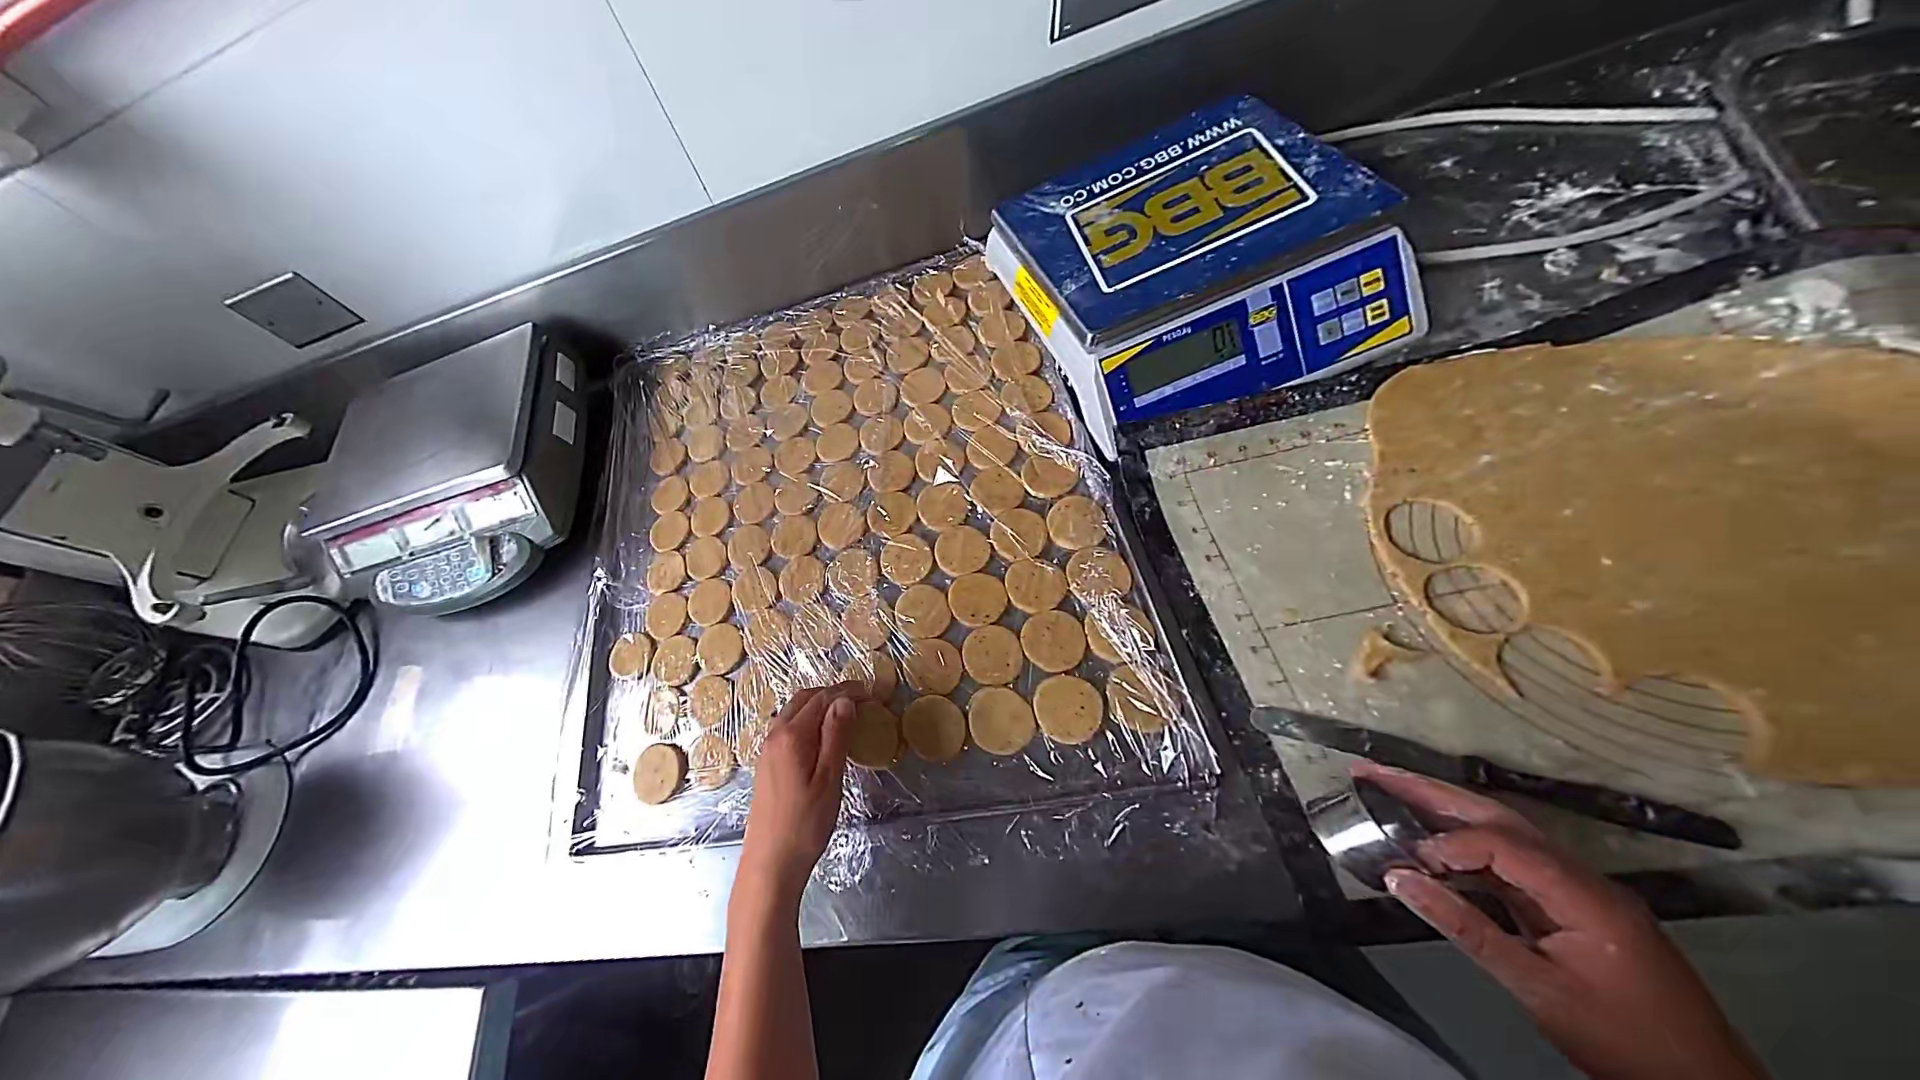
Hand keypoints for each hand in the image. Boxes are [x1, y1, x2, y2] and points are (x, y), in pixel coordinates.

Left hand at [736, 682, 862, 908]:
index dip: (847, 691)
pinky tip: (824, 736)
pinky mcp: (767, 763)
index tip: (871, 693)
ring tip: (846, 714)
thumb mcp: (829, 778)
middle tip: (862, 699)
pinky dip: (809, 720)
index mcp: (791, 736)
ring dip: (820, 705)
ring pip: (795, 712)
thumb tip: (845, 700)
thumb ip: (836, 736)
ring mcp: (767, 750)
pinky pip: (789, 728)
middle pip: (805, 699)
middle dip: (833, 693)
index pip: (822, 699)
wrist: (770, 864)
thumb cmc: (805, 824)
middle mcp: (774, 735)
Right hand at [1356, 762, 1767, 1079]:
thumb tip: (1398, 879)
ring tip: (1389, 790)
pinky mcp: (1571, 906)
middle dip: (1431, 792)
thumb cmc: (1626, 1042)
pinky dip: (1465, 846)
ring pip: (1503, 833)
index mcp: (1583, 893)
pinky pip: (1510, 862)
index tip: (1407, 862)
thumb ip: (1465, 928)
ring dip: (1445, 810)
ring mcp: (1578, 889)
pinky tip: (1433, 844)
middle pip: (1497, 817)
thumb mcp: (1538, 989)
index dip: (1447, 844)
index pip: (1501, 843)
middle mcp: (1581, 877)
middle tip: (1373, 772)